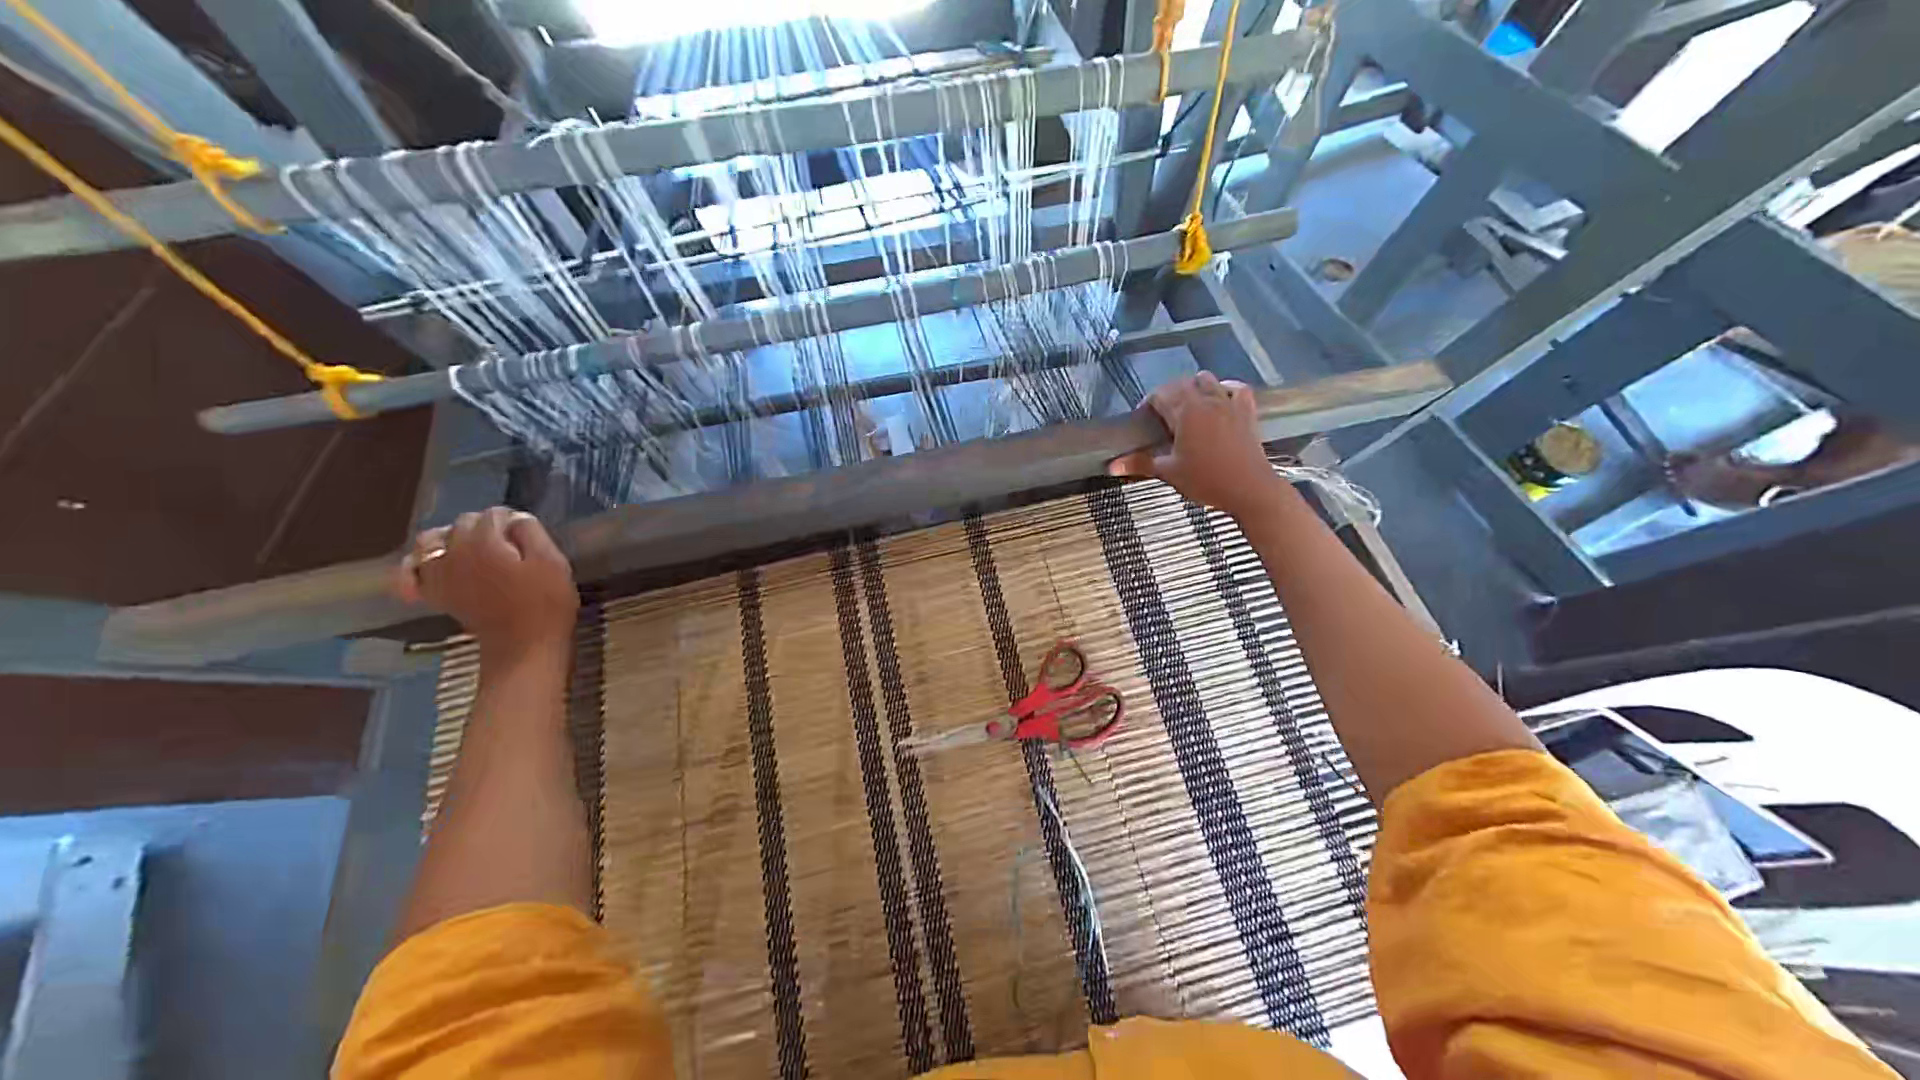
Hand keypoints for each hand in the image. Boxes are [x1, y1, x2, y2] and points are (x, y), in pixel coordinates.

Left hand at [394, 507, 578, 660]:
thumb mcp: (552, 562)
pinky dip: (417, 566)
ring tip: (474, 553)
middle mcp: (452, 551)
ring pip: (431, 540)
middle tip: (512, 549)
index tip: (530, 538)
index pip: (494, 514)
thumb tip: (514, 519)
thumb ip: (531, 532)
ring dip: (451, 539)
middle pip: (463, 523)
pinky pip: (411, 571)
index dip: (515, 522)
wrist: (524, 648)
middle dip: (485, 528)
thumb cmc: (545, 604)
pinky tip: (433, 568)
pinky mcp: (434, 594)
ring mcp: (437, 574)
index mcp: (483, 541)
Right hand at [1108, 371, 1288, 518]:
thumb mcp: (1169, 472)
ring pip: (1206, 379)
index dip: (1148, 403)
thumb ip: (1139, 463)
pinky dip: (1224, 389)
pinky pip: (1234, 388)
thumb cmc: (1208, 480)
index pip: (1160, 394)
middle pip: (1182, 383)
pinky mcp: (1246, 411)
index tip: (1144, 417)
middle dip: (1168, 394)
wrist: (1250, 489)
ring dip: (1193, 387)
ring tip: (1186, 407)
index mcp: (1186, 411)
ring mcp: (1229, 402)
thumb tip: (1112, 465)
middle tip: (1161, 415)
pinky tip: (1220, 399)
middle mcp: (1207, 400)